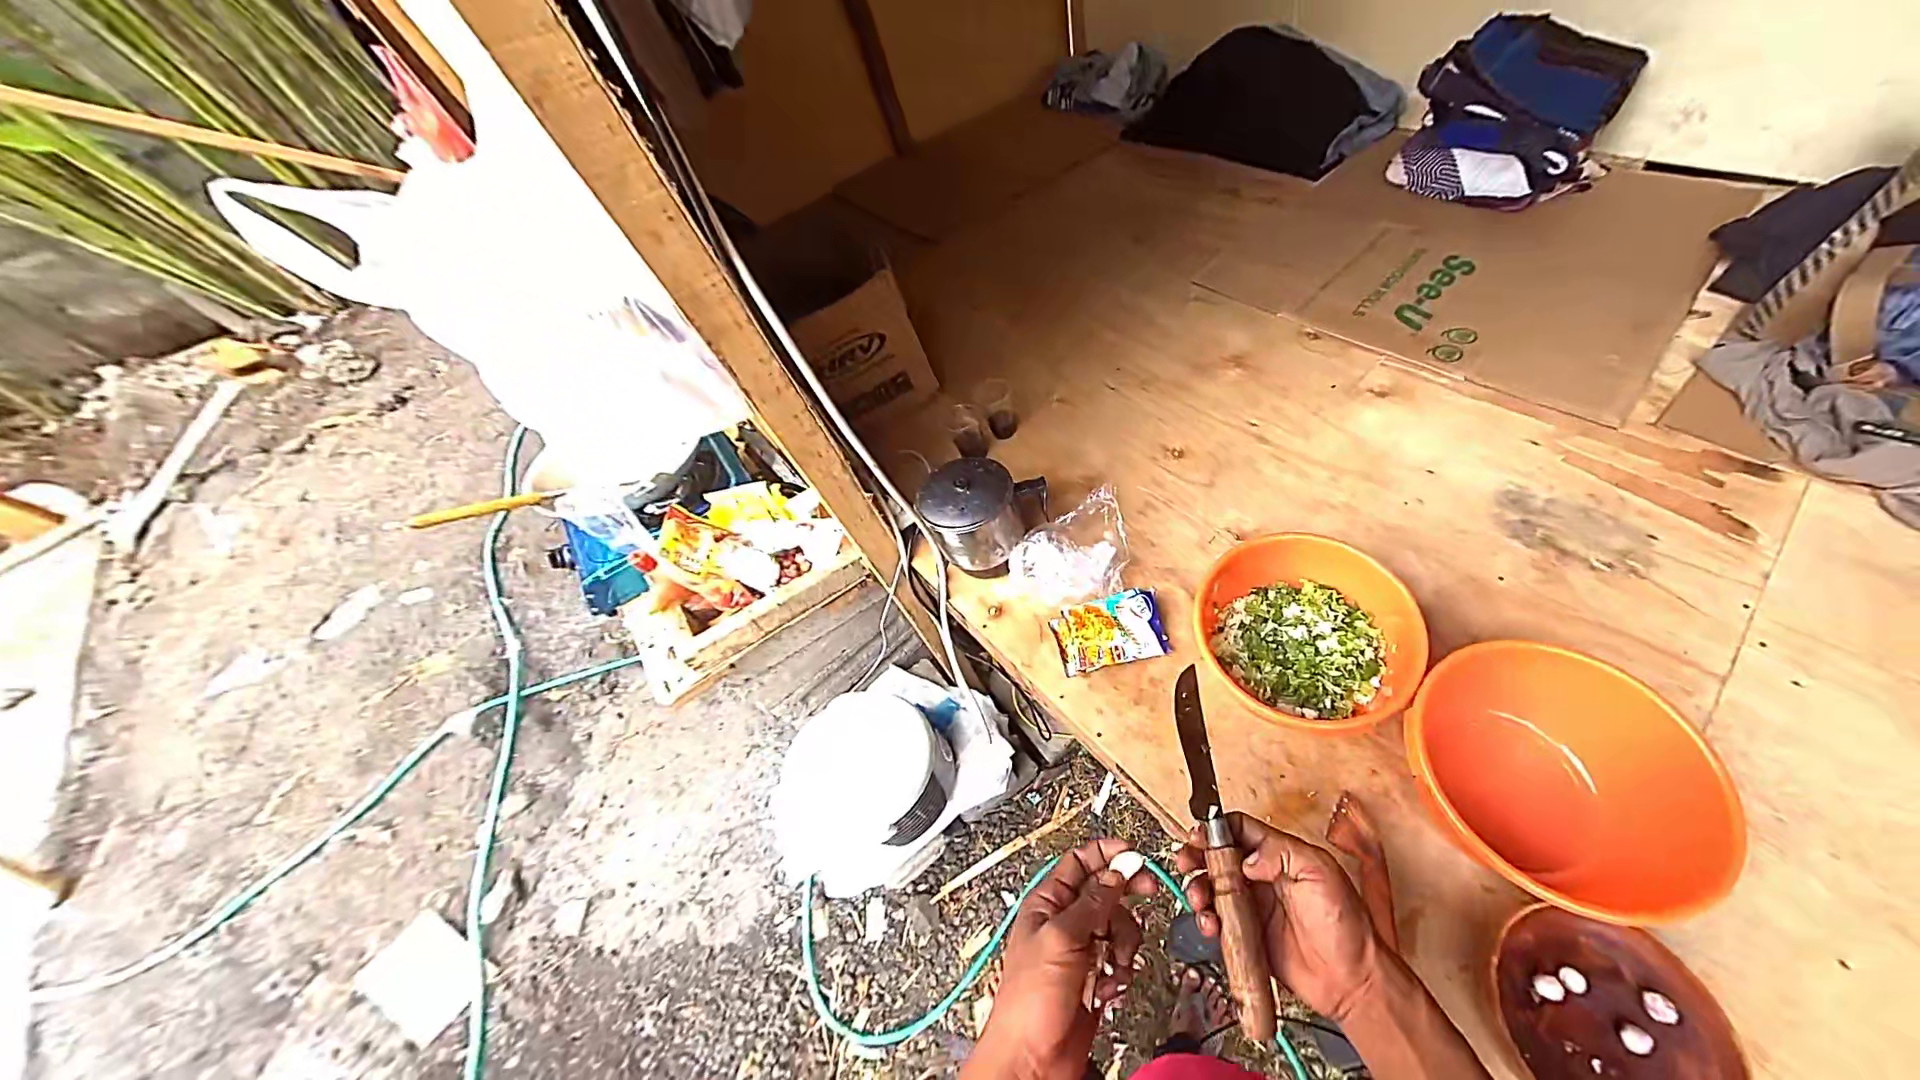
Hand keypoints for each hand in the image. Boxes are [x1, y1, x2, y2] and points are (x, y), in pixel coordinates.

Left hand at [964, 838, 1157, 1079]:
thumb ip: (1091, 903)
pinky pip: (1121, 959)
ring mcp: (1081, 949)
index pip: (1079, 862)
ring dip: (1124, 942)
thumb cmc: (1031, 997)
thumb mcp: (1061, 938)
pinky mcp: (1095, 976)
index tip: (1134, 853)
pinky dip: (1122, 971)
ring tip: (1114, 961)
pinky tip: (1109, 986)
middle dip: (1126, 893)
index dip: (1106, 853)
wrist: (1034, 1058)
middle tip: (1148, 890)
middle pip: (1104, 891)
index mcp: (1048, 901)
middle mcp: (1065, 920)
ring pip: (1118, 925)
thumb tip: (1116, 871)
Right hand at [1176, 812, 1381, 1022]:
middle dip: (1196, 854)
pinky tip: (1210, 924)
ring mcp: (1251, 905)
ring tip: (1200, 899)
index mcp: (1277, 855)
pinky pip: (1216, 920)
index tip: (1200, 835)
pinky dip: (1206, 920)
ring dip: (1197, 888)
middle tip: (1187, 861)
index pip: (1238, 828)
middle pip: (1216, 855)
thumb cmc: (1346, 926)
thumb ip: (1282, 853)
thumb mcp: (1321, 874)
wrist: (1353, 983)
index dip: (1215, 828)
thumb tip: (1246, 857)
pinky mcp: (1245, 934)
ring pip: (1210, 886)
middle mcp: (1260, 876)